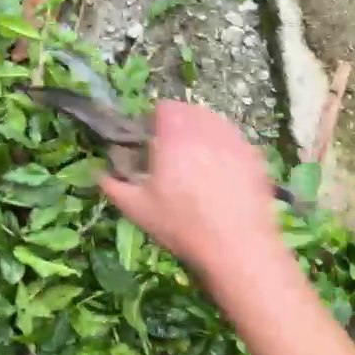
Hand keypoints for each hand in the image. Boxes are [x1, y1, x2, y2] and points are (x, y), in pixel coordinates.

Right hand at [100, 101, 287, 287]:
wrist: (237, 247)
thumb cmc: (181, 224)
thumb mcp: (137, 209)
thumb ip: (113, 185)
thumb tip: (98, 171)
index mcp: (175, 136)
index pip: (164, 107)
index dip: (153, 119)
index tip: (148, 139)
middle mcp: (207, 130)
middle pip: (190, 111)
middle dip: (177, 124)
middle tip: (168, 150)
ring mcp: (235, 142)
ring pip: (215, 123)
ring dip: (201, 132)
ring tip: (194, 160)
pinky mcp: (256, 158)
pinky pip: (234, 141)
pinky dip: (223, 148)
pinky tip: (218, 174)